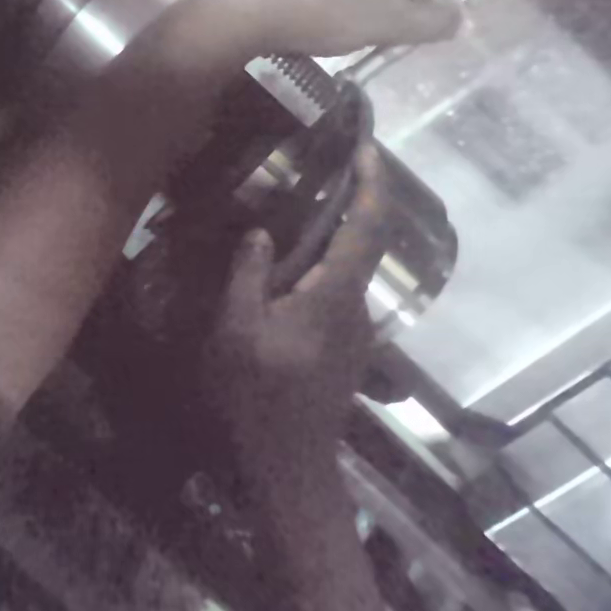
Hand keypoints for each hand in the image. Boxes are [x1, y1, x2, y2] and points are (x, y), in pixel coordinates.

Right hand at [205, 146, 393, 479]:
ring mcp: (355, 326)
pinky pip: (340, 284)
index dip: (372, 183)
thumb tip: (262, 231)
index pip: (366, 227)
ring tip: (306, 202)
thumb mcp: (237, 331)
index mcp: (334, 294)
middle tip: (328, 164)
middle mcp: (355, 305)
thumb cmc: (258, 395)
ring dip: (340, 228)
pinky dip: (328, 257)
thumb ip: (249, 276)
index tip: (368, 147)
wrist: (289, 463)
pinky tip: (294, 258)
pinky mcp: (345, 341)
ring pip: (353, 264)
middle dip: (359, 196)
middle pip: (367, 240)